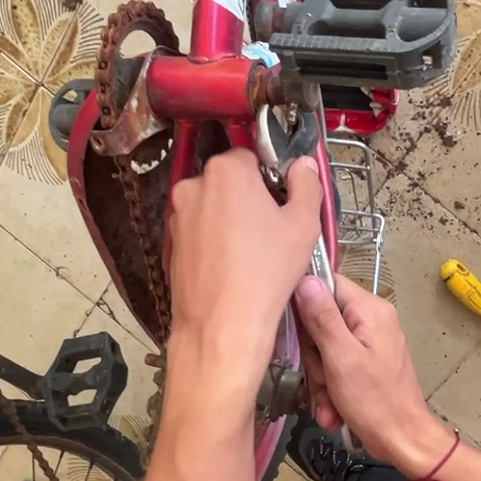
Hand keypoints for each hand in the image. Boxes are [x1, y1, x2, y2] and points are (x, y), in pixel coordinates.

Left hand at [167, 149, 321, 378]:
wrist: (223, 323)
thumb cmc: (265, 273)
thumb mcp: (304, 225)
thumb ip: (307, 185)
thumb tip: (302, 166)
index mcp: (227, 171)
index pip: (253, 157)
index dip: (272, 179)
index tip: (284, 202)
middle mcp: (195, 186)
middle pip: (231, 181)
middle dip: (251, 198)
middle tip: (274, 230)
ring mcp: (179, 216)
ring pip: (215, 207)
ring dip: (233, 221)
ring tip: (255, 254)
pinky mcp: (173, 243)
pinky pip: (202, 232)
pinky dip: (217, 242)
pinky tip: (235, 266)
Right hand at [292, 275, 452, 477]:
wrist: (403, 442)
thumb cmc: (375, 400)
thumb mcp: (341, 358)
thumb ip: (322, 318)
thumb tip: (305, 279)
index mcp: (370, 309)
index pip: (327, 284)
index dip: (305, 306)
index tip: (299, 334)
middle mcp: (372, 319)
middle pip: (322, 320)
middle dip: (314, 356)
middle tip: (321, 378)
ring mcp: (370, 342)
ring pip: (325, 348)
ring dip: (321, 379)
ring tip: (329, 401)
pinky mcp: (366, 362)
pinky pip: (336, 365)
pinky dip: (331, 388)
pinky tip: (334, 409)